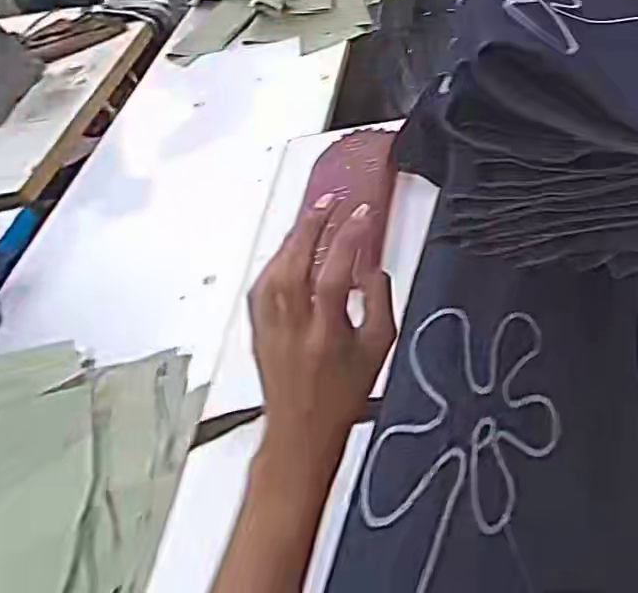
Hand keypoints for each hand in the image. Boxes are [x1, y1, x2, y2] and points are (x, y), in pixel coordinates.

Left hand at [248, 193, 395, 464]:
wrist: (301, 435)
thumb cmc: (342, 395)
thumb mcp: (379, 348)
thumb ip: (379, 301)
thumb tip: (372, 266)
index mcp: (326, 336)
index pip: (334, 276)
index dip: (349, 239)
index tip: (363, 214)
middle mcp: (293, 329)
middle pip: (294, 267)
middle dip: (311, 226)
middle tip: (329, 201)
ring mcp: (270, 329)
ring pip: (273, 273)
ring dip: (293, 238)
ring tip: (311, 216)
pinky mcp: (257, 330)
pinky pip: (261, 287)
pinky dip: (276, 261)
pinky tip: (288, 249)